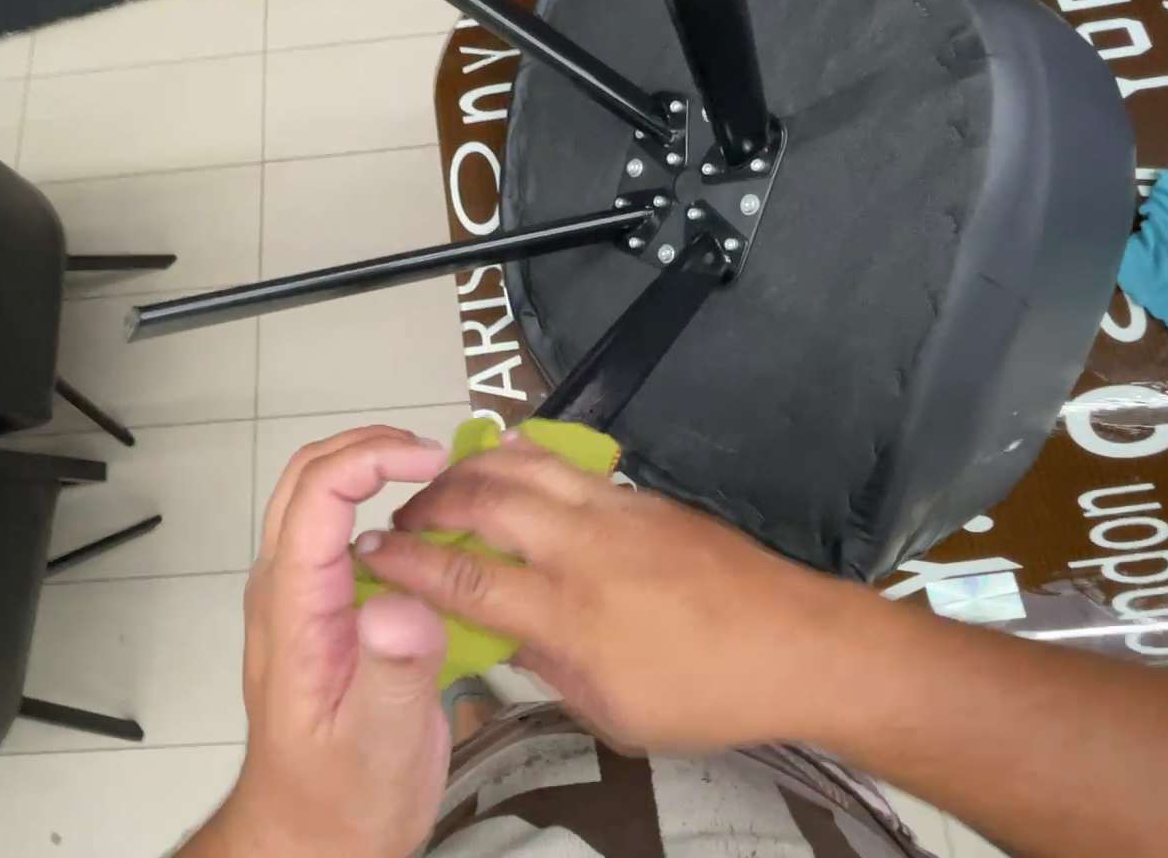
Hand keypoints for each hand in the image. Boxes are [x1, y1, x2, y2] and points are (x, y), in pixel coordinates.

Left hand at [185, 427, 453, 857]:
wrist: (308, 836)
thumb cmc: (345, 798)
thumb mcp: (381, 745)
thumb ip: (394, 673)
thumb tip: (400, 602)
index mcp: (295, 610)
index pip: (316, 498)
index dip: (372, 460)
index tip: (433, 461)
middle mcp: (283, 587)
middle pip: (304, 476)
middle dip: (368, 446)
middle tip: (434, 455)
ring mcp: (292, 591)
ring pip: (311, 491)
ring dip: (366, 462)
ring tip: (430, 472)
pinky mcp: (312, 601)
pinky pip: (329, 521)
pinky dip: (369, 492)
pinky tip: (416, 513)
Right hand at [356, 437, 868, 752]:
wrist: (795, 643)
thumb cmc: (704, 694)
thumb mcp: (612, 711)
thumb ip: (545, 664)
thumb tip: (501, 632)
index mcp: (572, 614)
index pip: (467, 579)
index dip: (409, 564)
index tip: (371, 552)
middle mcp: (583, 548)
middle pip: (486, 502)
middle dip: (431, 503)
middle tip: (405, 515)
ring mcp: (613, 510)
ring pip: (523, 465)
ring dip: (471, 468)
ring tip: (444, 481)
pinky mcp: (637, 494)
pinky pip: (565, 463)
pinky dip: (521, 457)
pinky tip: (505, 460)